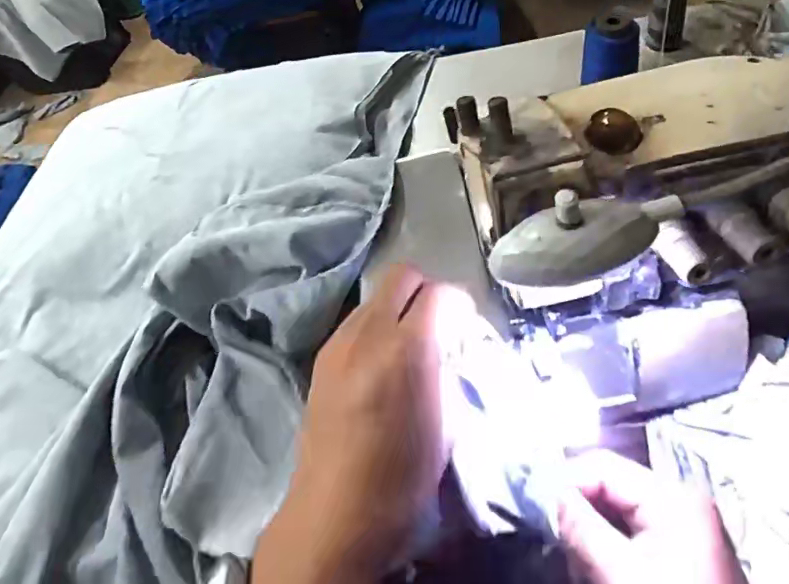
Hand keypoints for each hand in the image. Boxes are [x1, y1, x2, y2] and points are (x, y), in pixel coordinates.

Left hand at [253, 266, 472, 583]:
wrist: (333, 514)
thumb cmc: (401, 481)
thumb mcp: (447, 425)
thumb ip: (450, 370)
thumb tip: (451, 345)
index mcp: (406, 349)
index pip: (441, 293)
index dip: (460, 306)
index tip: (466, 328)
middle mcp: (368, 331)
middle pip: (403, 275)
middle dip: (427, 291)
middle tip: (439, 326)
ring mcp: (339, 339)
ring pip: (377, 294)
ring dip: (399, 308)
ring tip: (408, 346)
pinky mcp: (322, 353)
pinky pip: (357, 319)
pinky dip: (376, 326)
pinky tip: (379, 363)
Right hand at [556, 451, 744, 583]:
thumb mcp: (620, 576)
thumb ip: (580, 528)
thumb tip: (549, 496)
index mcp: (673, 497)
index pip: (603, 466)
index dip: (564, 481)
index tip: (532, 504)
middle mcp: (682, 502)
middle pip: (611, 487)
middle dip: (578, 511)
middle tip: (553, 539)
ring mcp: (687, 531)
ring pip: (619, 513)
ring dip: (591, 534)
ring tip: (577, 565)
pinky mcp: (685, 559)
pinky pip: (635, 537)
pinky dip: (610, 550)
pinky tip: (597, 573)